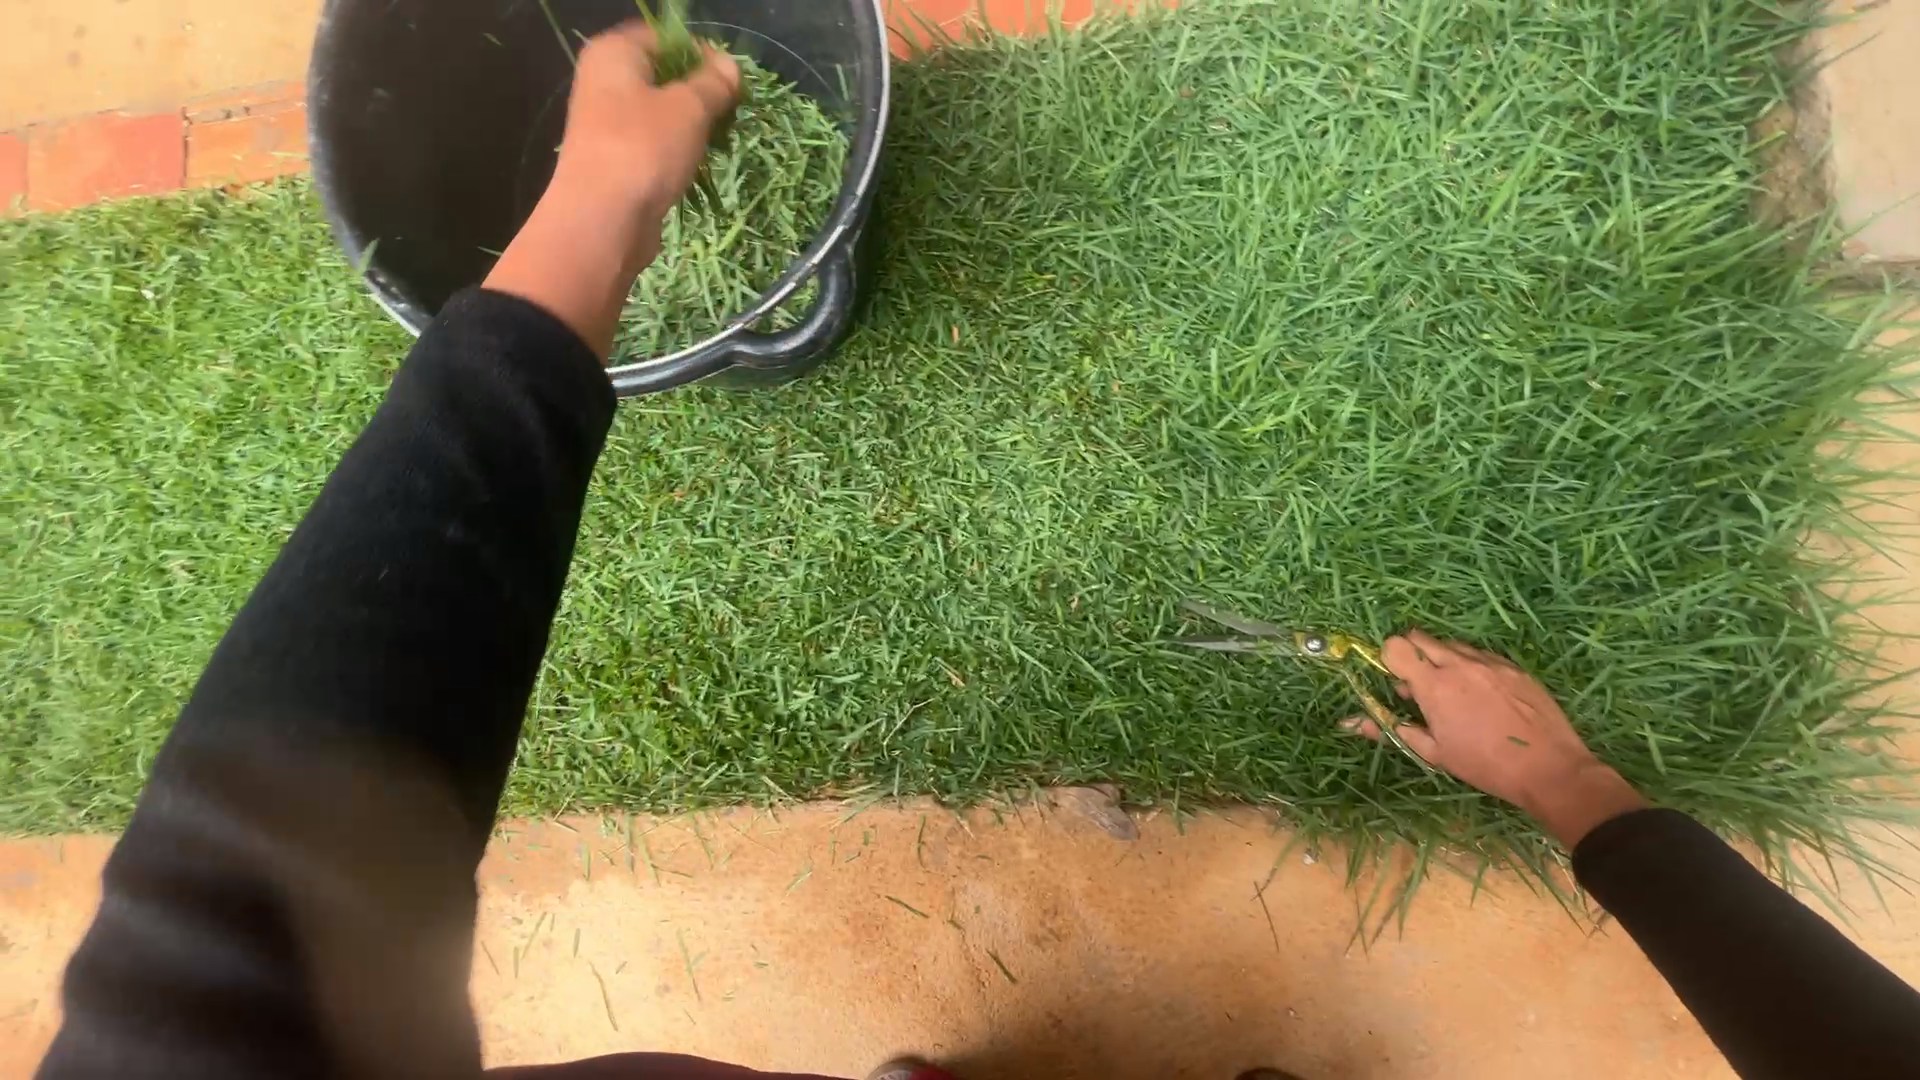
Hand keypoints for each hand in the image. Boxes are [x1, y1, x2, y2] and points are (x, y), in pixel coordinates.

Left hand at [551, 22, 741, 259]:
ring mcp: (609, 124)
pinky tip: (697, 168)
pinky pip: (655, 145)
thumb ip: (712, 84)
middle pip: (662, 76)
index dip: (699, 52)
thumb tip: (729, 65)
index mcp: (614, 54)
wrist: (605, 218)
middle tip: (730, 114)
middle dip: (700, 93)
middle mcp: (605, 82)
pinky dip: (678, 153)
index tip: (730, 79)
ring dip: (693, 127)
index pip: (662, 36)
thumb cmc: (644, 150)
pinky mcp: (618, 161)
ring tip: (718, 144)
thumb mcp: (688, 108)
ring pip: (661, 114)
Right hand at [1343, 628, 1645, 846]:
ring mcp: (1491, 663)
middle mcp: (1460, 664)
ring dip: (1442, 659)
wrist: (1553, 771)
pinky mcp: (1515, 668)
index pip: (1395, 646)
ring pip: (1451, 645)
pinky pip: (1481, 655)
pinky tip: (1482, 693)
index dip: (1389, 659)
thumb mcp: (1432, 751)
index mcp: (1434, 685)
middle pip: (1420, 637)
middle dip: (1412, 654)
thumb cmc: (1484, 765)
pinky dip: (1471, 665)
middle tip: (1419, 683)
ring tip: (1453, 690)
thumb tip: (1348, 723)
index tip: (1396, 679)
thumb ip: (1390, 728)